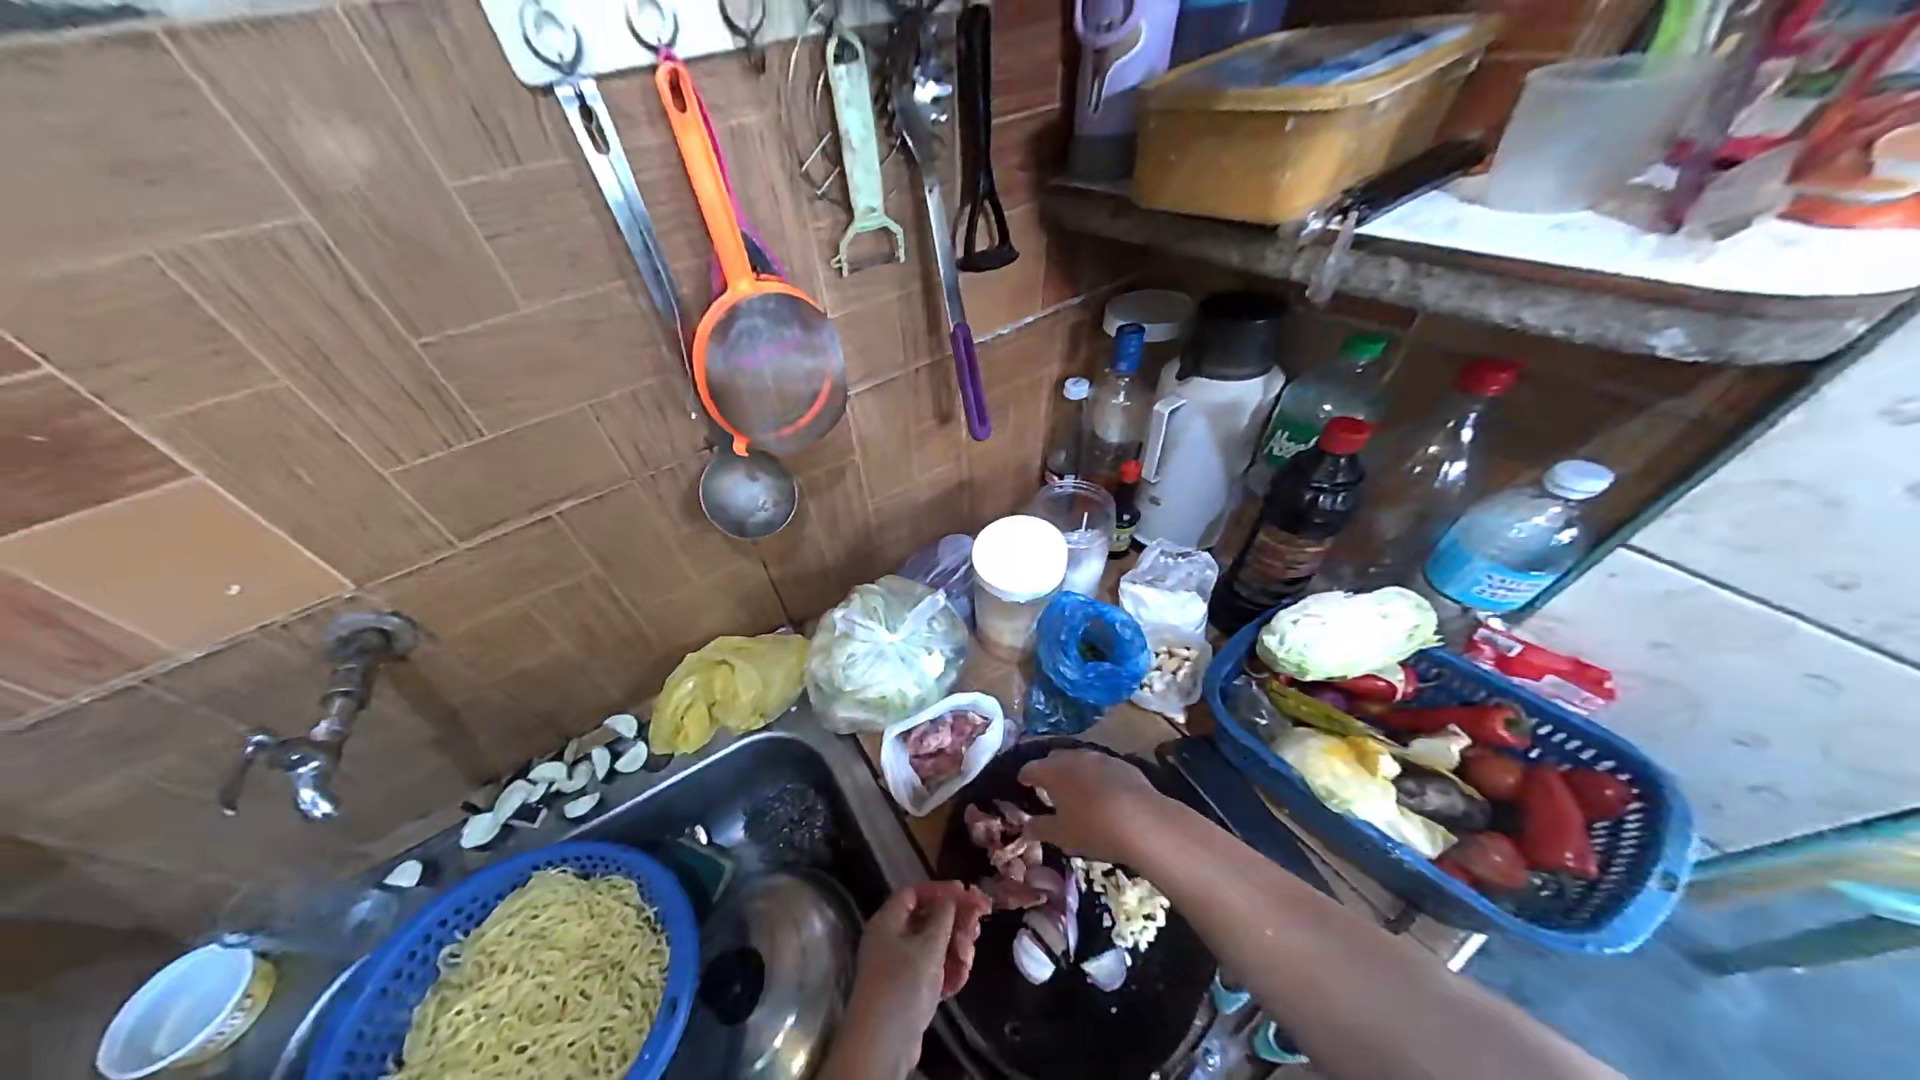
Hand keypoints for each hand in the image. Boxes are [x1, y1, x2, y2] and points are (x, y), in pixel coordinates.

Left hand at [827, 883, 986, 1079]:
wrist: (882, 1045)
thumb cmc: (903, 984)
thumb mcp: (928, 945)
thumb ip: (944, 916)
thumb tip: (950, 897)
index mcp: (888, 921)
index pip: (915, 892)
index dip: (941, 890)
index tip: (967, 893)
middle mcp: (891, 938)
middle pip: (928, 918)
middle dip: (955, 923)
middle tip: (976, 929)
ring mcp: (900, 965)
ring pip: (934, 946)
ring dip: (955, 950)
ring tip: (966, 961)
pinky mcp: (909, 989)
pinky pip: (932, 970)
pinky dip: (948, 972)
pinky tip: (959, 981)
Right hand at [1017, 749, 1169, 864]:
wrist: (1142, 821)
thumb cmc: (1092, 828)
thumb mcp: (1061, 835)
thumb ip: (1039, 828)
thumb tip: (1025, 827)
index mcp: (1053, 771)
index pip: (1031, 768)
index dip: (1025, 776)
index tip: (1023, 783)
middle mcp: (1074, 757)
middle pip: (1055, 758)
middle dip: (1050, 770)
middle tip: (1049, 787)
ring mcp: (1101, 757)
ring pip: (1080, 760)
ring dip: (1075, 771)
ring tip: (1076, 789)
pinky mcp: (1123, 764)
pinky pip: (1103, 767)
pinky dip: (1098, 776)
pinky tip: (1104, 793)